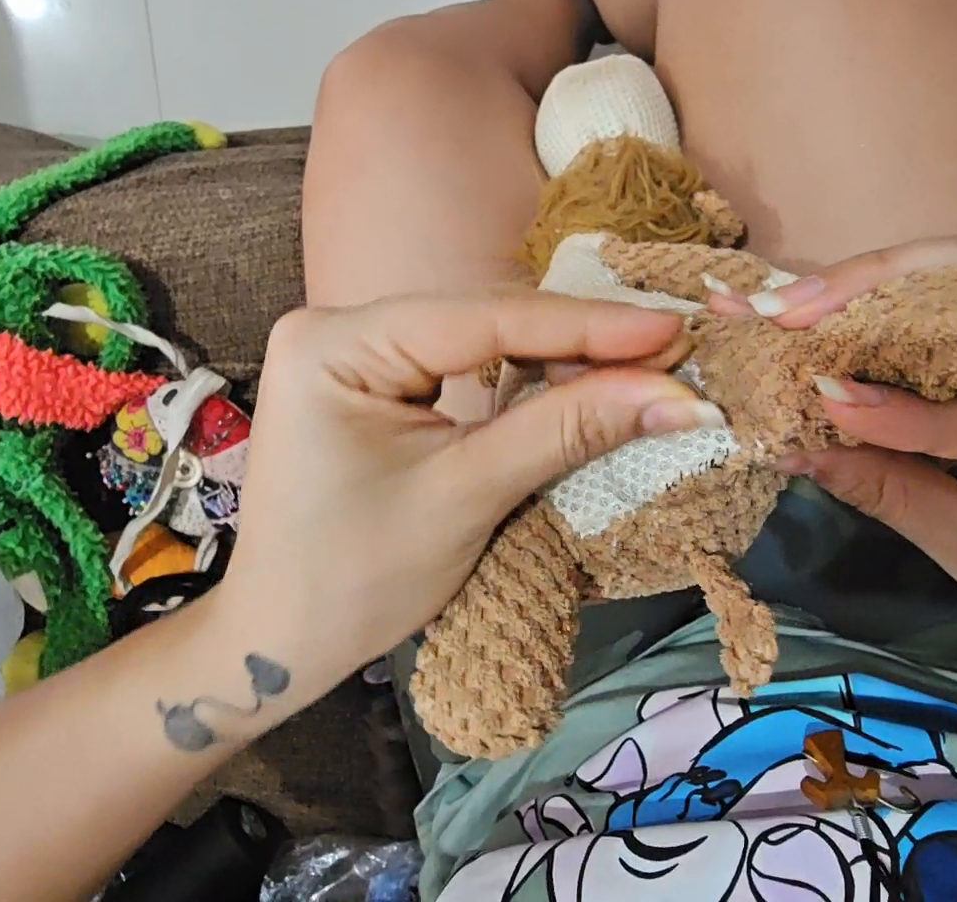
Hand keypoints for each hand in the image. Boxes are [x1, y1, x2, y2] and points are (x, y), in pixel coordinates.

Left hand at [218, 288, 722, 682]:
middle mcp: (337, 327)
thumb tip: (674, 395)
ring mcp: (351, 351)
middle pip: (480, 320)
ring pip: (476, 339)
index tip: (670, 328)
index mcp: (336, 343)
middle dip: (575, 340)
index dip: (584, 324)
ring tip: (639, 365)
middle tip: (668, 350)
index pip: (481, 318)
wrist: (282, 637)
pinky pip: (458, 365)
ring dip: (555, 357)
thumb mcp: (465, 497)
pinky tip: (575, 381)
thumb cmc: (356, 579)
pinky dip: (519, 379)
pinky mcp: (370, 379)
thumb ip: (565, 432)